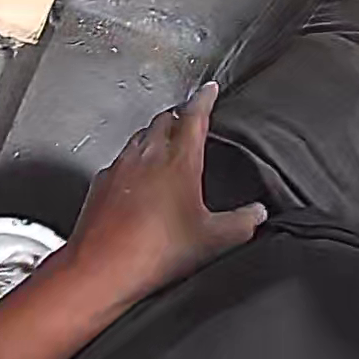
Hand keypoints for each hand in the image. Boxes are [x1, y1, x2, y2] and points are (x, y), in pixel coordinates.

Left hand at [57, 81, 267, 309]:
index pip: (194, 116)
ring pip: (140, 136)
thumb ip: (241, 223)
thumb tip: (258, 214)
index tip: (210, 90)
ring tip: (166, 143)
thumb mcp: (212, 240)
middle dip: (180, 114)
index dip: (205, 99)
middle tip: (190, 118)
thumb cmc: (155, 251)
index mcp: (179, 160)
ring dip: (155, 133)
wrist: (100, 269)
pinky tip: (136, 176)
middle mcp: (148, 155)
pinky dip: (133, 159)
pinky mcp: (101, 183)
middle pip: (165, 119)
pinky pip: (120, 159)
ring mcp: (121, 166)